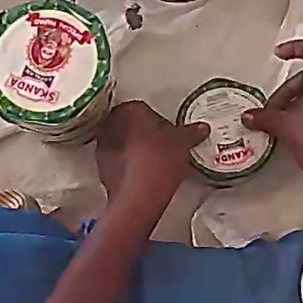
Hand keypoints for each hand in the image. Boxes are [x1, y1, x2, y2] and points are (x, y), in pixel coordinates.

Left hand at [96, 101, 207, 218]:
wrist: (140, 194)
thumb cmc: (159, 161)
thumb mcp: (183, 143)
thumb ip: (192, 132)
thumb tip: (201, 128)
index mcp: (131, 109)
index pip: (144, 108)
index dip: (157, 120)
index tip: (167, 131)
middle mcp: (111, 123)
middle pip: (129, 123)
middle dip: (143, 131)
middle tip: (160, 143)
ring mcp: (103, 145)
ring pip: (121, 140)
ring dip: (133, 147)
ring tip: (152, 159)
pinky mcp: (101, 166)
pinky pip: (116, 158)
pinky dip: (127, 162)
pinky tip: (142, 172)